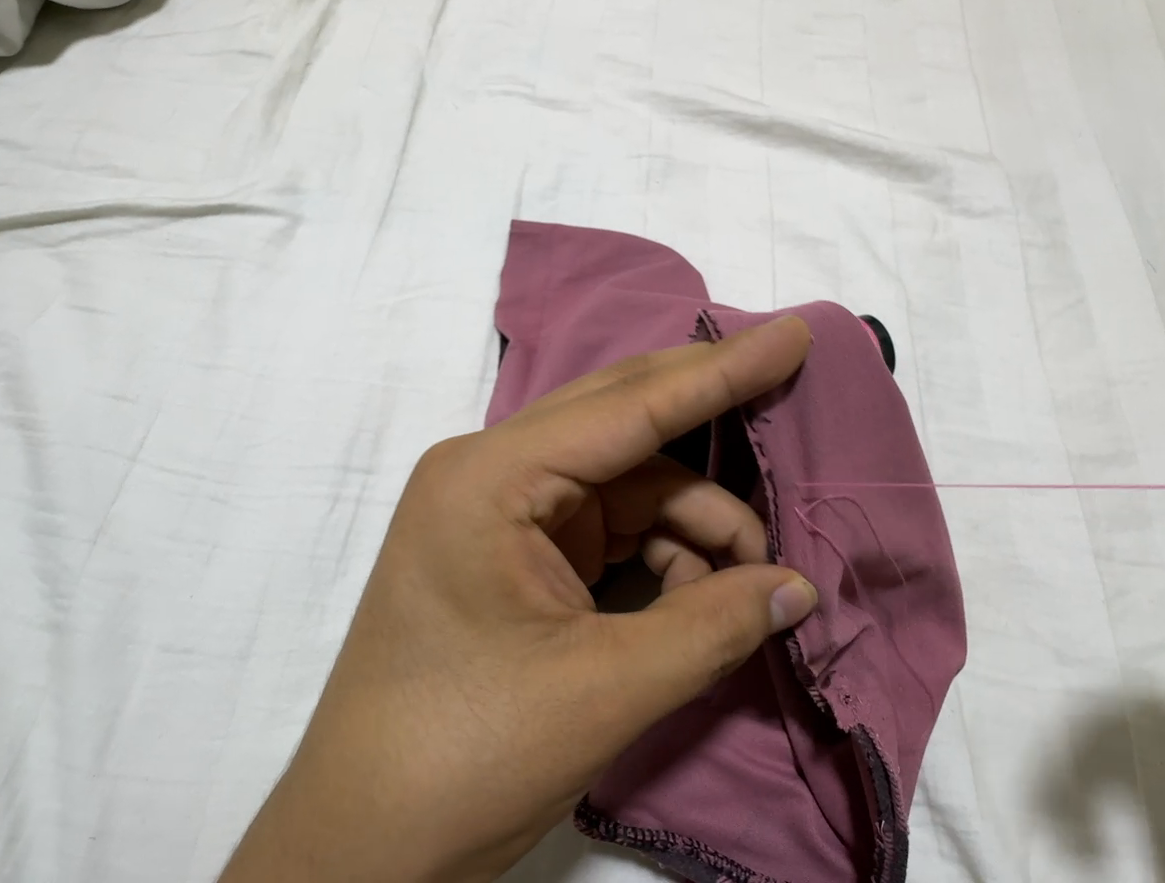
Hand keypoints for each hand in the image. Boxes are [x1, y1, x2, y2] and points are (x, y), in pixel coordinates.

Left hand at [220, 317, 821, 882]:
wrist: (366, 842)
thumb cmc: (467, 754)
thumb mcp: (604, 689)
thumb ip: (712, 627)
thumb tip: (798, 588)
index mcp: (492, 477)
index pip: (629, 406)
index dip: (721, 371)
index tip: (792, 333)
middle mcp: (491, 473)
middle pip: (623, 423)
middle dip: (709, 417)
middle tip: (787, 385)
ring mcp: (501, 514)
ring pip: (627, 486)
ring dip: (695, 525)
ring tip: (748, 586)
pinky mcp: (515, 555)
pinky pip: (609, 529)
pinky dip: (663, 555)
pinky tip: (699, 601)